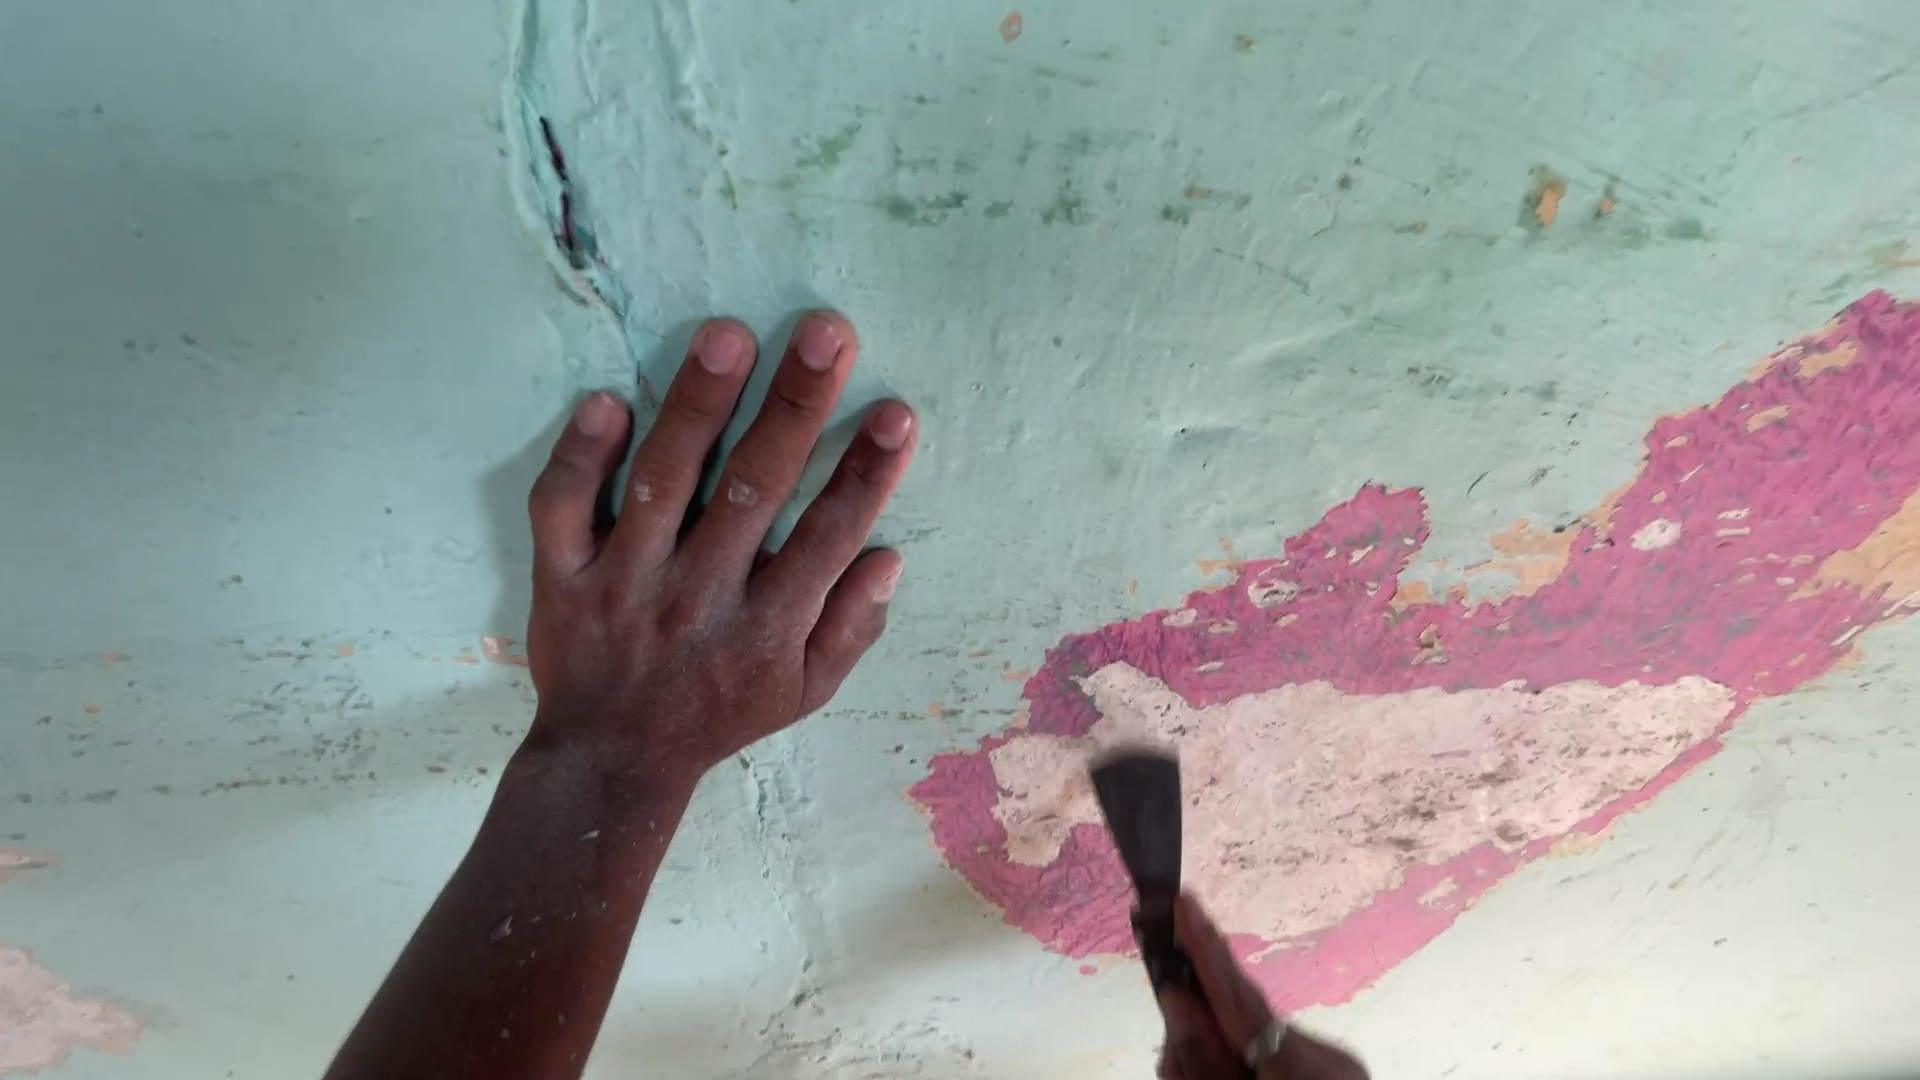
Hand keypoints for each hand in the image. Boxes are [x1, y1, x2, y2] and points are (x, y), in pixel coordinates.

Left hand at [522, 311, 916, 784]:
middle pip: (755, 490)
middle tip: (825, 333)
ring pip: (663, 483)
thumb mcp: (807, 692)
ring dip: (697, 406)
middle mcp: (700, 596)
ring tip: (727, 336)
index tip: (896, 414)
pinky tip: (605, 400)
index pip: (829, 538)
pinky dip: (580, 456)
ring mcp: (625, 582)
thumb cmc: (724, 714)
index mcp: (767, 627)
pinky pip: (563, 509)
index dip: (867, 474)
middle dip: (795, 408)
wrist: (614, 758)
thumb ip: (852, 628)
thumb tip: (888, 556)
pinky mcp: (564, 577)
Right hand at [1158, 895, 1368, 1079]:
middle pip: (1242, 1015)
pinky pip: (1269, 1049)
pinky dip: (1236, 1061)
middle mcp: (1330, 1061)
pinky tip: (1219, 1074)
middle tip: (1171, 1064)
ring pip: (1252, 1033)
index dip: (1206, 951)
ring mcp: (1337, 1066)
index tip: (1181, 899)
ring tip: (1188, 1076)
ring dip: (1212, 1050)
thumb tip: (1174, 996)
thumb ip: (1201, 1062)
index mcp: (1308, 1078)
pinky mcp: (1334, 1071)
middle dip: (1196, 1021)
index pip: (1244, 1004)